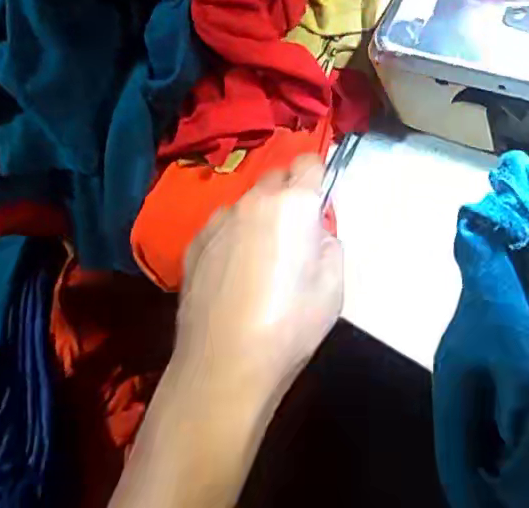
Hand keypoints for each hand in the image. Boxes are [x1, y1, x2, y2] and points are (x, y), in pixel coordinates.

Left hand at [173, 155, 344, 407]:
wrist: (223, 368)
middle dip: (288, 195)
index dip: (317, 178)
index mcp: (293, 204)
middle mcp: (254, 200)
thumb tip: (314, 234)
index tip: (318, 203)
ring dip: (257, 217)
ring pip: (247, 203)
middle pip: (276, 178)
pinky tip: (232, 276)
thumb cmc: (290, 325)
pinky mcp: (194, 244)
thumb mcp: (334, 285)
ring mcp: (219, 220)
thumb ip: (329, 243)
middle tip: (293, 234)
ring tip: (258, 260)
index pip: (309, 161)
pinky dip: (231, 238)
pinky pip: (221, 227)